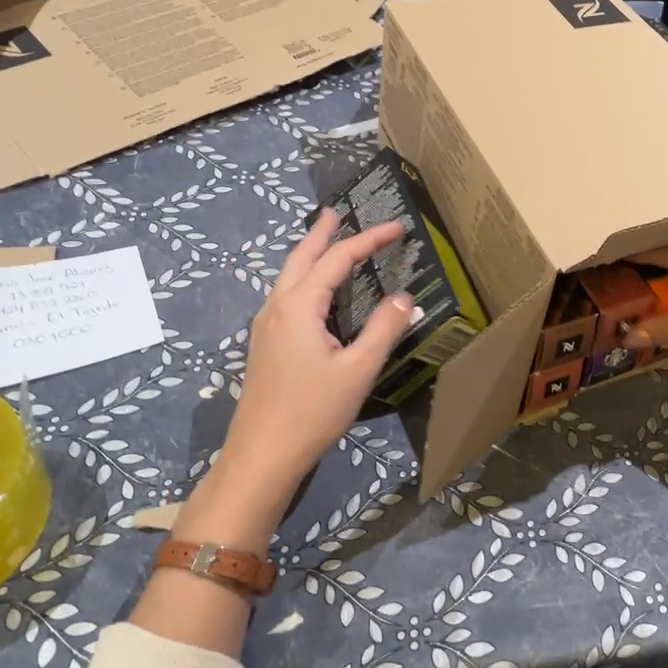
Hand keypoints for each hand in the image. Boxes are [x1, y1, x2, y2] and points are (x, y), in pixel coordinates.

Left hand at [231, 207, 416, 473]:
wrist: (263, 454)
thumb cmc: (313, 410)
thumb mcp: (358, 369)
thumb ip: (384, 329)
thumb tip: (405, 297)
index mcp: (299, 306)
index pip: (338, 260)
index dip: (368, 240)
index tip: (397, 228)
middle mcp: (277, 308)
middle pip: (301, 258)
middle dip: (321, 234)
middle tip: (337, 212)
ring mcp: (266, 327)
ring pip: (289, 277)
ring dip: (309, 254)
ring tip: (326, 241)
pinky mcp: (265, 345)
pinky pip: (286, 296)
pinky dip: (304, 278)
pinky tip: (314, 293)